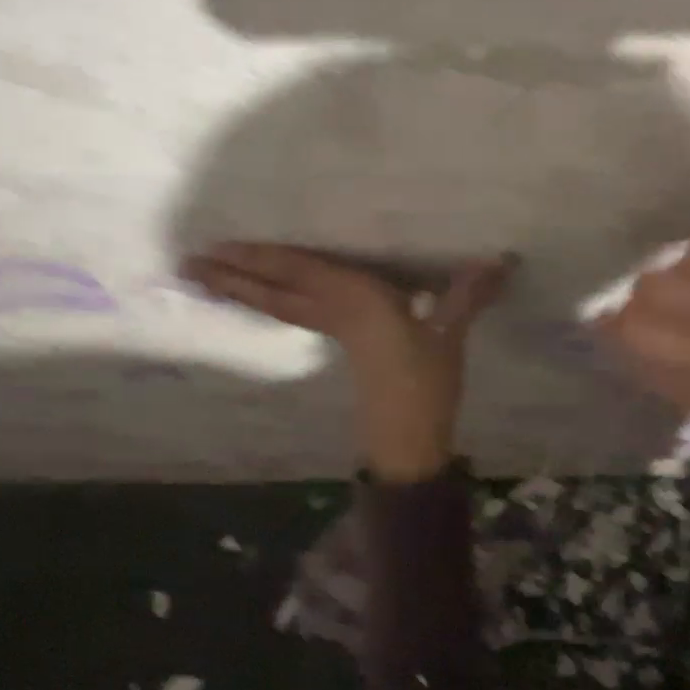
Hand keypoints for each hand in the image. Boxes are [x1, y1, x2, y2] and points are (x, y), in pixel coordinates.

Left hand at [182, 245, 516, 481]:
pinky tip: (265, 295)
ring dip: (242, 289)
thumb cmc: (427, 384)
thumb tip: (503, 258)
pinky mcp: (345, 344)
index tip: (217, 249)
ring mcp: (336, 330)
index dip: (259, 259)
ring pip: (279, 303)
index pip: (299, 273)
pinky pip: (296, 312)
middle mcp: (336, 311)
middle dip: (232, 276)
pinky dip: (272, 300)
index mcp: (355, 302)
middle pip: (276, 290)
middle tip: (186, 264)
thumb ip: (469, 293)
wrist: (412, 441)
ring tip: (205, 277)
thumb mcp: (450, 335)